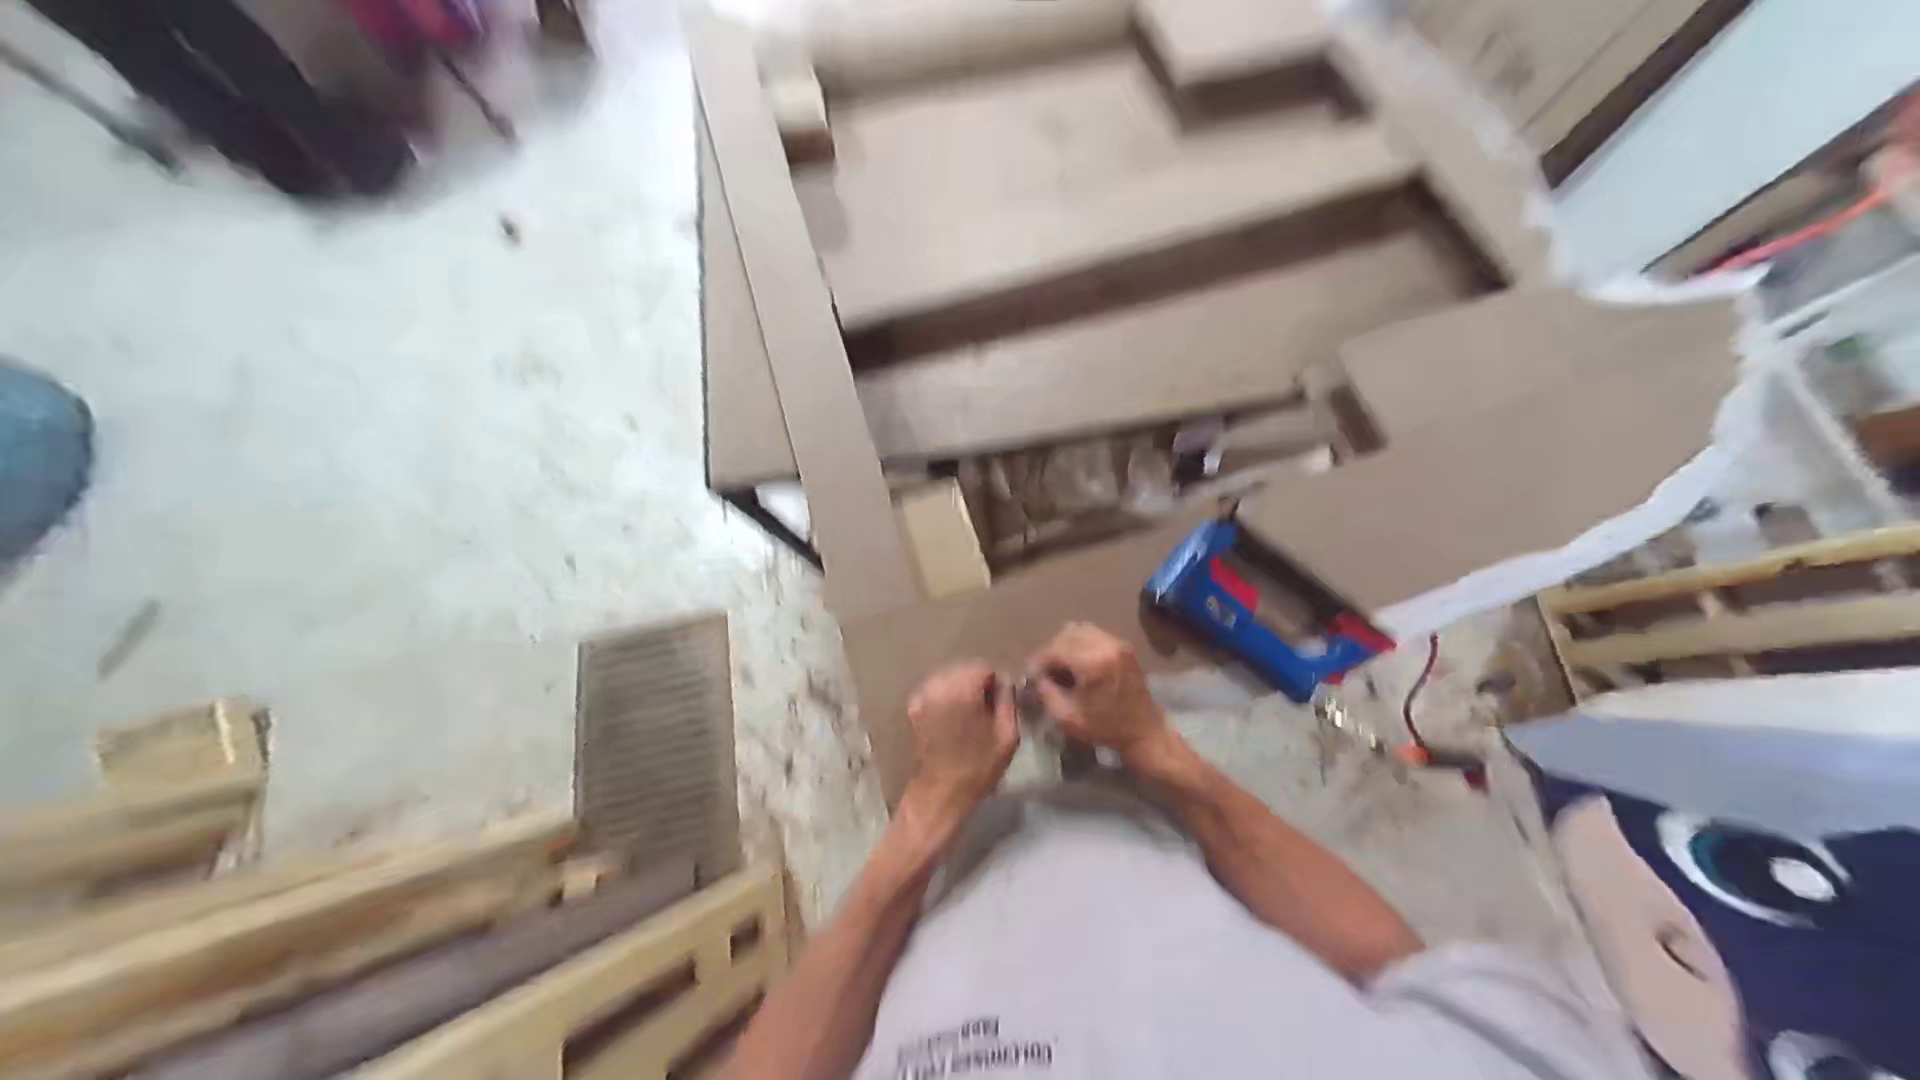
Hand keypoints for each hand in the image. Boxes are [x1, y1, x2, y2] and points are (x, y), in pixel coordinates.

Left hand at [902, 662, 1018, 830]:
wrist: (940, 794)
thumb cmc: (978, 768)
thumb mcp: (1007, 736)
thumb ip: (1008, 700)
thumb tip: (1006, 680)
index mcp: (963, 691)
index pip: (984, 668)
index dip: (995, 683)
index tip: (1000, 703)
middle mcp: (939, 686)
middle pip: (965, 670)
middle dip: (978, 684)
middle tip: (987, 709)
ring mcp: (922, 696)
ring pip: (949, 678)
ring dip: (962, 690)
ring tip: (970, 715)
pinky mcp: (914, 708)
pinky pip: (936, 690)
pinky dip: (946, 697)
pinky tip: (953, 718)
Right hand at [1027, 622, 1170, 764]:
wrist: (1145, 732)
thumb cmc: (1106, 729)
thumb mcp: (1066, 718)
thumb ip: (1046, 692)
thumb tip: (1037, 676)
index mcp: (1092, 663)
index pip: (1054, 649)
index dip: (1038, 661)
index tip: (1031, 675)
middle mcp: (1106, 645)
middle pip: (1066, 634)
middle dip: (1050, 651)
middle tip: (1044, 670)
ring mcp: (1117, 643)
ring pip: (1079, 630)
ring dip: (1065, 645)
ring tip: (1060, 665)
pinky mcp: (1123, 646)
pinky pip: (1093, 634)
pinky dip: (1079, 643)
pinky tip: (1077, 662)